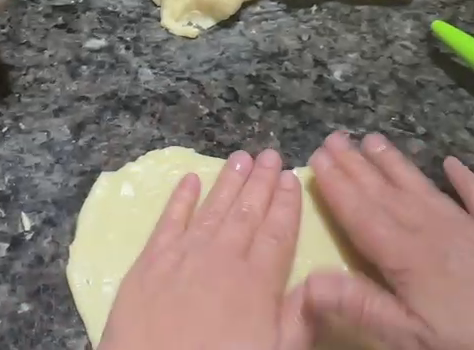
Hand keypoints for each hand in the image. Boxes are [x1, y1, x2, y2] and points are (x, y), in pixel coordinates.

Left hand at [99, 149, 306, 349]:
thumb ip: (300, 318)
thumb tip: (324, 280)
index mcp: (256, 282)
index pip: (277, 233)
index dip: (286, 204)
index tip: (292, 176)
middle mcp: (222, 258)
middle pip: (246, 213)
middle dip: (261, 182)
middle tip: (270, 154)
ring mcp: (184, 254)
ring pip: (213, 208)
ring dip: (228, 181)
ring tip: (241, 157)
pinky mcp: (150, 260)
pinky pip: (169, 219)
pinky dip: (181, 197)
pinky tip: (190, 179)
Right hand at [297, 132, 473, 349]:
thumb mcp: (415, 342)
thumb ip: (362, 308)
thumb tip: (306, 280)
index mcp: (406, 258)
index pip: (361, 214)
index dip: (336, 186)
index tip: (315, 156)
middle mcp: (433, 233)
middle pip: (386, 194)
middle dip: (357, 165)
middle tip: (334, 135)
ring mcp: (472, 232)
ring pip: (423, 189)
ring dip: (396, 164)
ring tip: (374, 139)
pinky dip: (464, 181)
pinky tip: (452, 163)